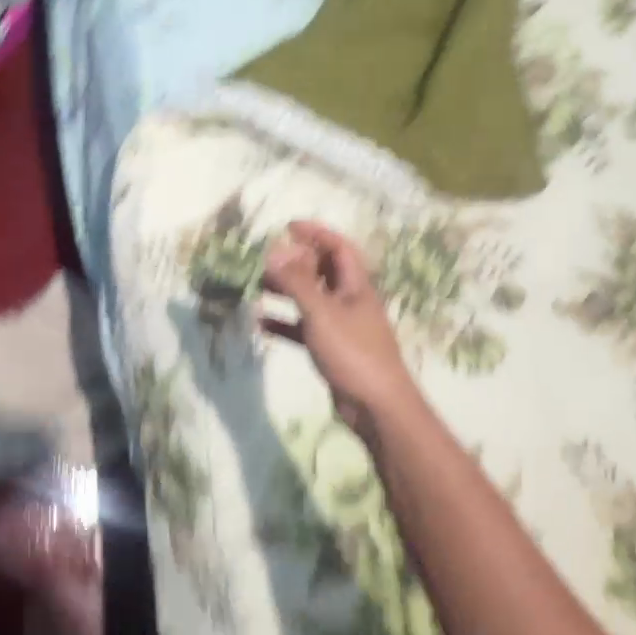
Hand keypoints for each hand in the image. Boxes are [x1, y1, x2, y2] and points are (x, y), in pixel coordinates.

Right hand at [262, 221, 417, 435]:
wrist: (377, 407)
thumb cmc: (354, 352)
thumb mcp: (322, 312)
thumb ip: (296, 282)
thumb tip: (274, 252)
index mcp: (356, 287)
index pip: (339, 248)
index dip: (317, 233)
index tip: (288, 227)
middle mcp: (350, 302)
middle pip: (323, 271)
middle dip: (295, 261)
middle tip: (266, 259)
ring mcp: (341, 326)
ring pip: (311, 298)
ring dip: (286, 290)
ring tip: (258, 286)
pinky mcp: (331, 349)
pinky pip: (304, 327)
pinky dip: (284, 322)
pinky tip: (262, 323)